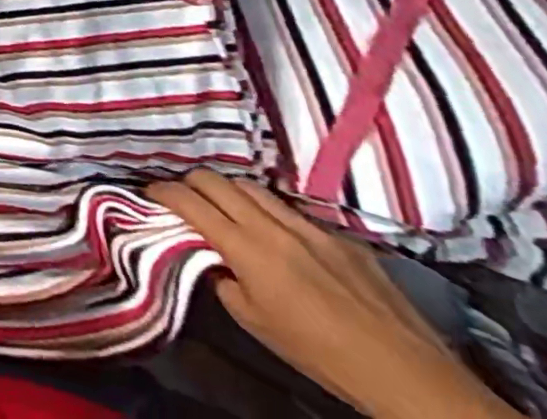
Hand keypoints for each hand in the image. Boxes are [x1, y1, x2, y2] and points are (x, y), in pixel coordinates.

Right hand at [149, 171, 517, 418]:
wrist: (408, 375)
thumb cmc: (318, 352)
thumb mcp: (251, 318)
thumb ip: (221, 276)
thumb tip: (210, 256)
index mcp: (247, 249)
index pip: (188, 200)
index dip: (160, 191)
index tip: (148, 194)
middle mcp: (275, 228)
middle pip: (216, 180)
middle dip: (189, 183)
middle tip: (181, 197)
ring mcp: (312, 229)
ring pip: (252, 187)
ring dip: (228, 191)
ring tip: (223, 208)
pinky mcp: (343, 238)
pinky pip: (291, 210)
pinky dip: (269, 211)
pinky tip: (275, 233)